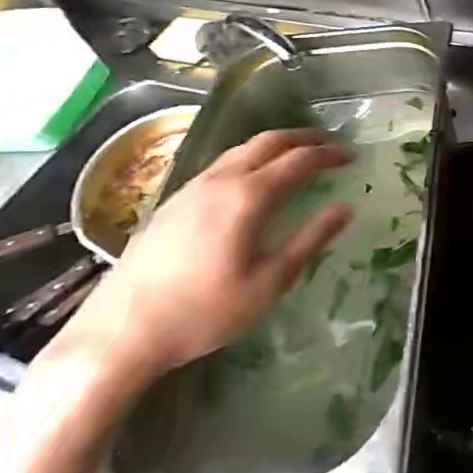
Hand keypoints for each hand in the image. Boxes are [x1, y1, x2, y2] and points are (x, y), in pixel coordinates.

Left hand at [53, 127, 354, 386]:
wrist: (120, 333)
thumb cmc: (205, 312)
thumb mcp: (270, 282)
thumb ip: (310, 240)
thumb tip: (346, 209)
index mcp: (248, 197)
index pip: (298, 161)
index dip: (329, 155)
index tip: (352, 157)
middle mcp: (218, 182)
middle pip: (267, 142)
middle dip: (303, 138)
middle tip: (329, 145)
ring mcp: (190, 190)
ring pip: (239, 151)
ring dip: (274, 146)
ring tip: (297, 157)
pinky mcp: (172, 204)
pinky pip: (220, 166)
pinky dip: (249, 160)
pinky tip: (252, 182)